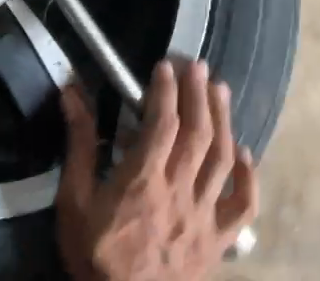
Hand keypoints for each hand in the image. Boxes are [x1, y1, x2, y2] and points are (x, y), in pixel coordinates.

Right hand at [56, 61, 258, 280]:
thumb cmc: (93, 253)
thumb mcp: (73, 199)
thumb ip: (78, 144)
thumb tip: (71, 93)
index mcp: (142, 181)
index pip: (161, 124)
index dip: (166, 91)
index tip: (164, 66)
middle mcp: (179, 193)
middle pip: (197, 135)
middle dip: (198, 95)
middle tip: (197, 66)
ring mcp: (204, 219)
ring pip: (222, 162)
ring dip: (223, 121)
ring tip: (220, 92)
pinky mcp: (218, 242)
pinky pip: (242, 208)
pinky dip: (248, 178)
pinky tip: (244, 153)